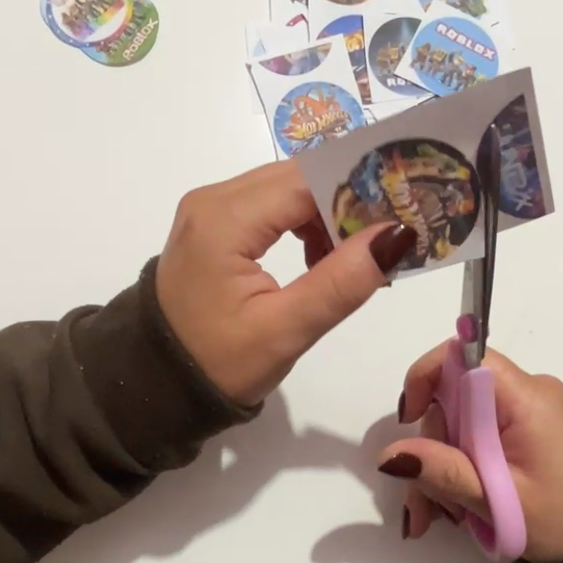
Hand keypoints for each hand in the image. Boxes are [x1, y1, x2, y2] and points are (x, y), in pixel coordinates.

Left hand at [157, 161, 416, 405]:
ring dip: (327, 216)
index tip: (408, 211)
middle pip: (298, 178)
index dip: (361, 189)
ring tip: (355, 260)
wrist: (155, 384)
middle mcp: (213, 199)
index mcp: (224, 219)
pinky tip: (321, 260)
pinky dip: (302, 224)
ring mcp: (209, 210)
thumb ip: (342, 281)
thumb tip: (399, 233)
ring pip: (286, 190)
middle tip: (392, 238)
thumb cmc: (217, 363)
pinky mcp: (212, 225)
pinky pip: (269, 207)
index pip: (308, 180)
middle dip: (349, 202)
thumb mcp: (285, 330)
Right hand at [377, 344, 562, 562]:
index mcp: (526, 399)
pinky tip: (453, 508)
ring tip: (437, 519)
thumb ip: (444, 473)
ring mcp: (526, 412)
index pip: (465, 355)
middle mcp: (527, 393)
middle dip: (429, 450)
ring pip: (460, 424)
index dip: (427, 377)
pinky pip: (479, 436)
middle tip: (424, 506)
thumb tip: (389, 456)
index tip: (410, 419)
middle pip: (454, 401)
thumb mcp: (499, 502)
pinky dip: (461, 468)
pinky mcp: (526, 430)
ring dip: (440, 468)